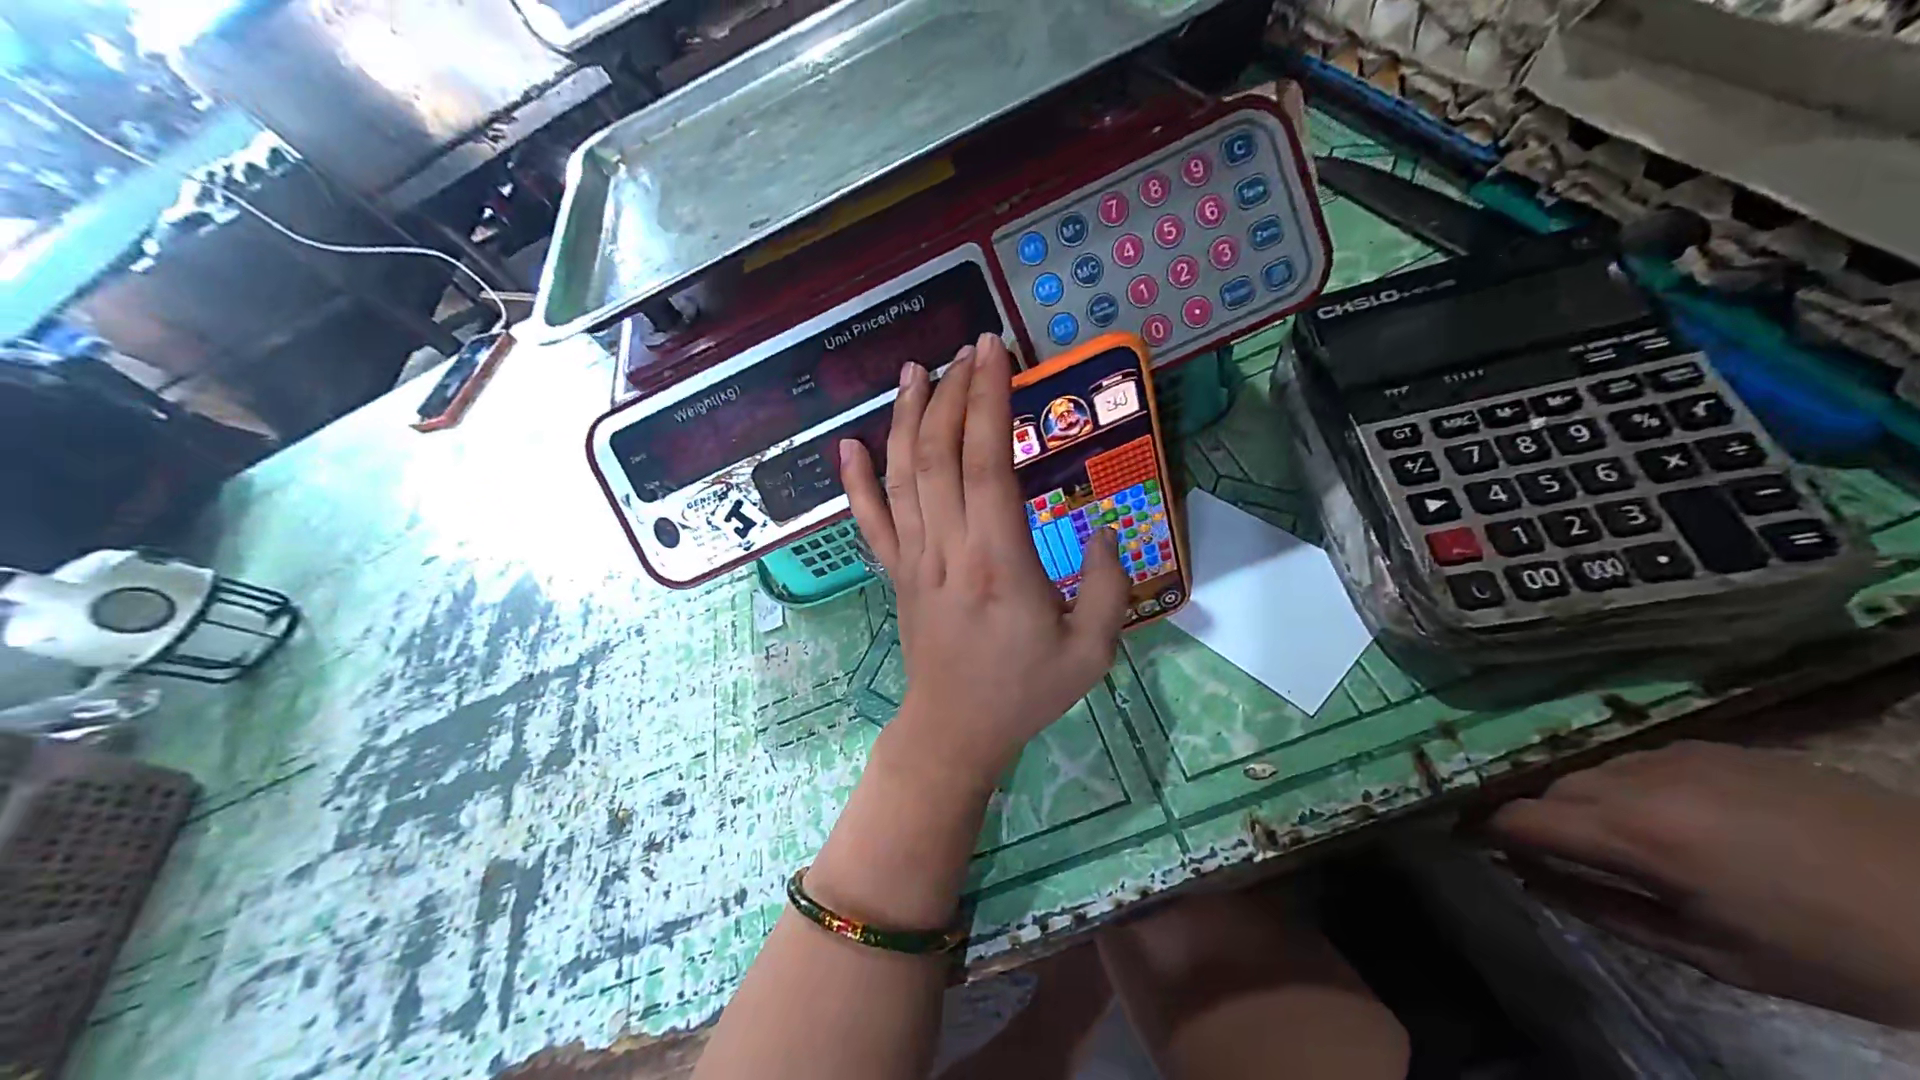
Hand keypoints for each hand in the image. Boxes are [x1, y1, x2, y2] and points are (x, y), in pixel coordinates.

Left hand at [839, 334, 1130, 787]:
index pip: (988, 462)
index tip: (995, 353)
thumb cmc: (1024, 692)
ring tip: (916, 371)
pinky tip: (847, 444)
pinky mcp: (895, 574)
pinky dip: (855, 481)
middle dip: (953, 393)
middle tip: (969, 351)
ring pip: (900, 476)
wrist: (955, 732)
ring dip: (905, 418)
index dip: (988, 400)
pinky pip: (869, 521)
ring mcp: (913, 559)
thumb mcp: (1091, 650)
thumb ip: (1107, 586)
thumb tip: (1103, 529)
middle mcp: (948, 548)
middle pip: (938, 455)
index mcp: (999, 560)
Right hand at [1485, 740, 1919, 1026]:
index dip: (1486, 830)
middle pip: (1549, 789)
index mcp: (1637, 835)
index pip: (1520, 818)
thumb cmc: (1835, 952)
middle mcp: (1640, 780)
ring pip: (1589, 770)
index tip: (1473, 844)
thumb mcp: (1714, 956)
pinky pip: (1636, 760)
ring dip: (1582, 801)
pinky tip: (1668, 816)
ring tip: (1614, 838)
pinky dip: (1626, 785)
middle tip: (1550, 854)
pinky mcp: (1715, 745)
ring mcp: (1678, 755)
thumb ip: (1602, 910)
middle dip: (1539, 820)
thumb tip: (1528, 878)